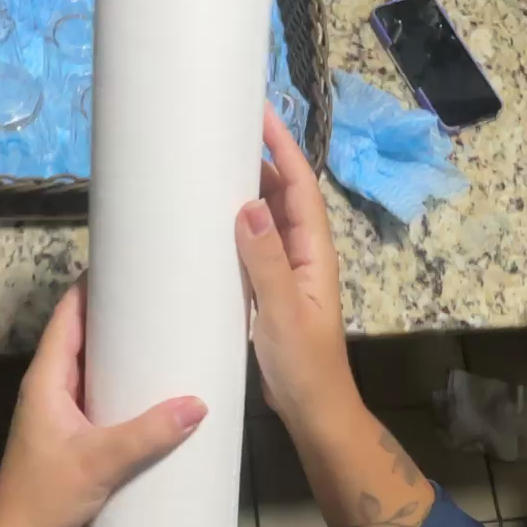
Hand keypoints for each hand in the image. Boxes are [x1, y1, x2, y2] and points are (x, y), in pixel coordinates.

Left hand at [0, 280, 207, 526]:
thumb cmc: (47, 493)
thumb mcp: (100, 459)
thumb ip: (148, 433)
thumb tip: (199, 404)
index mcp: (47, 378)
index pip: (67, 316)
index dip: (92, 287)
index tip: (129, 266)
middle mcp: (53, 387)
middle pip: (85, 336)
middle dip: (119, 316)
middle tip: (163, 300)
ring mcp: (64, 411)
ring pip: (96, 367)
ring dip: (124, 352)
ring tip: (167, 336)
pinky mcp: (78, 433)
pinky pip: (104, 394)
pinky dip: (126, 383)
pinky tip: (157, 388)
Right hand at [235, 108, 359, 432]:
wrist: (313, 410)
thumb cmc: (304, 365)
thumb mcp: (283, 312)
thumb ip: (267, 261)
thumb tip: (250, 205)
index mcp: (314, 254)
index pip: (301, 189)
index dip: (284, 150)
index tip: (261, 115)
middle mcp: (303, 256)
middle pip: (285, 197)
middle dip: (264, 162)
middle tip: (225, 134)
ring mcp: (287, 274)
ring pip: (270, 221)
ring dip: (249, 193)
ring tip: (214, 168)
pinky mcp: (270, 292)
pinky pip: (255, 248)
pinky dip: (238, 229)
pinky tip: (212, 226)